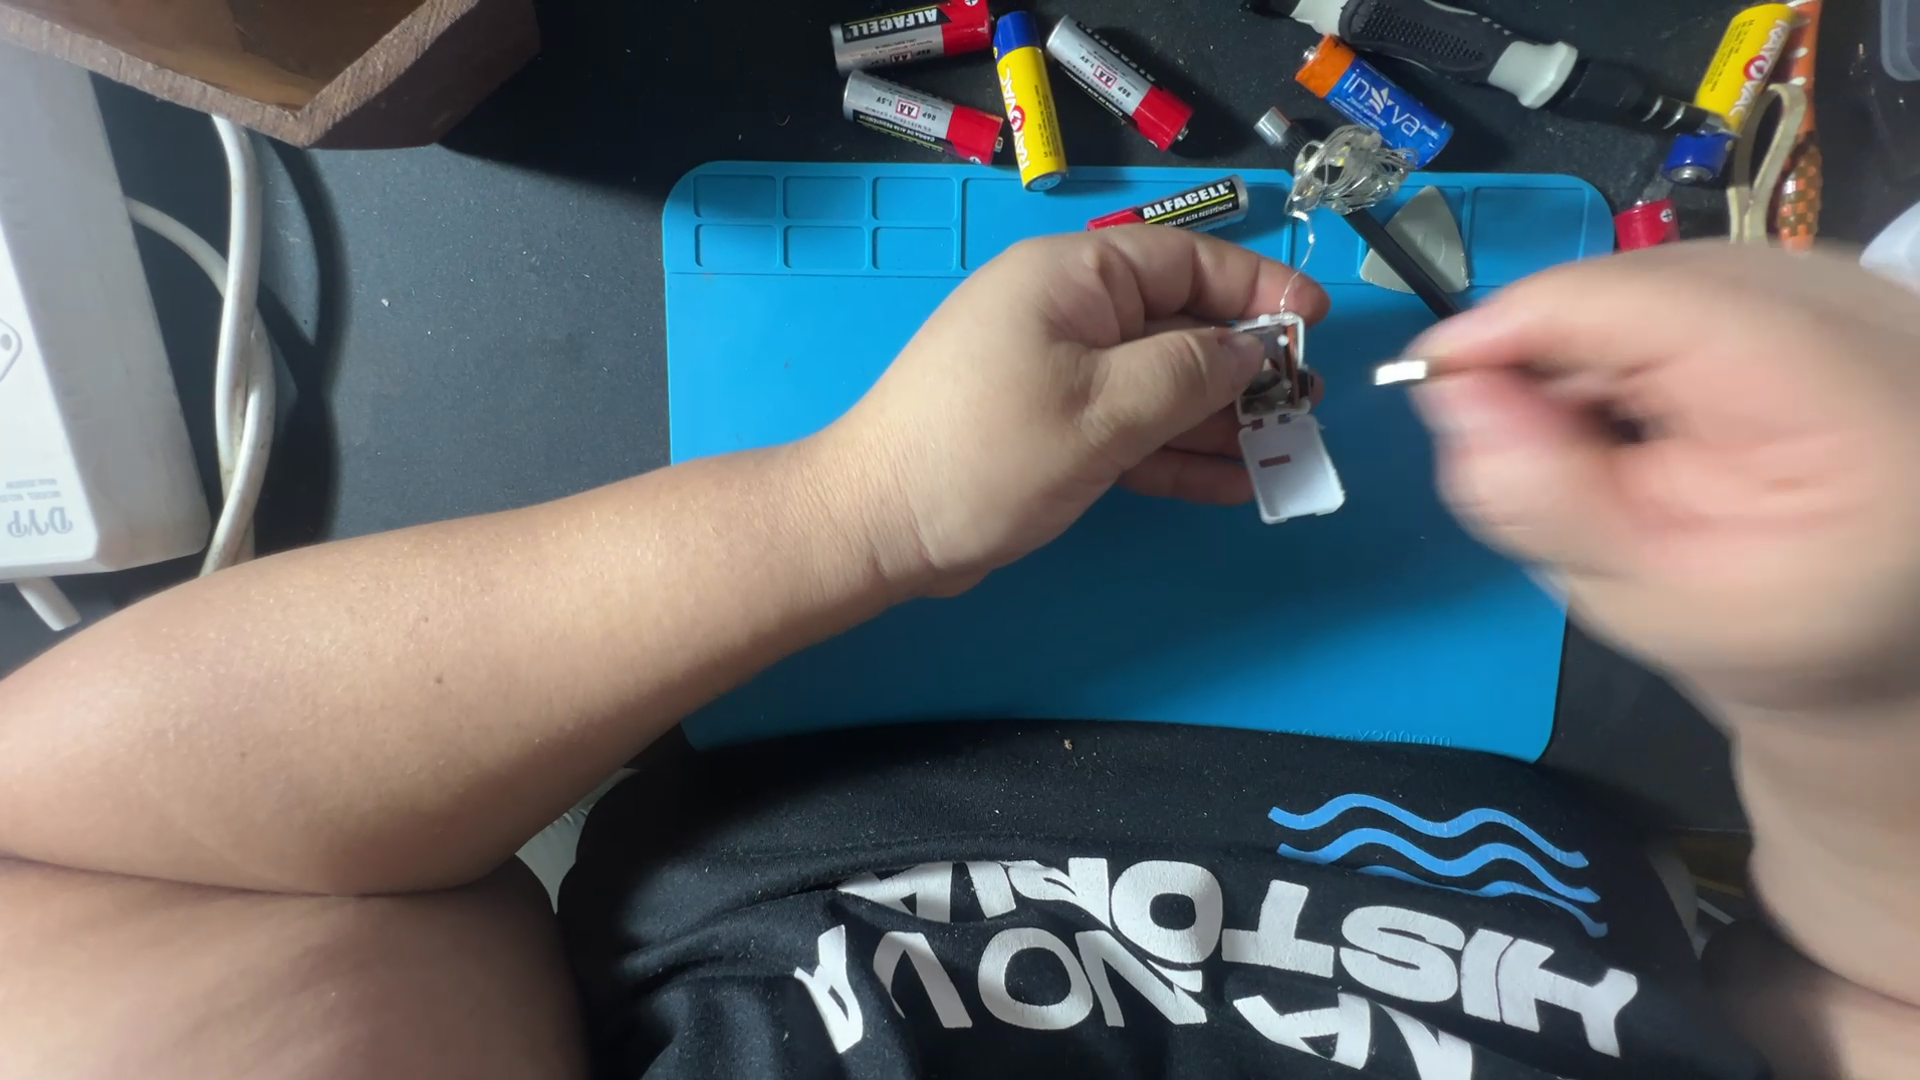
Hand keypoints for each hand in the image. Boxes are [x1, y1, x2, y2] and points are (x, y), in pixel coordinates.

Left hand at [820, 227, 1326, 596]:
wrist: (883, 527)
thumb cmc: (988, 454)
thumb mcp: (1101, 409)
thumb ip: (1187, 375)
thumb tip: (1251, 349)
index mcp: (1071, 281)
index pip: (1183, 263)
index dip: (1255, 288)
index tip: (1312, 324)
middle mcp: (1065, 320)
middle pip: (1174, 330)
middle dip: (1241, 370)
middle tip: (1303, 408)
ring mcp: (1057, 380)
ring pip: (1154, 390)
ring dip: (1214, 423)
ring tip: (1283, 452)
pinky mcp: (1050, 434)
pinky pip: (1126, 434)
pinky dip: (1172, 458)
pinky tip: (1229, 483)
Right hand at [1405, 243, 1919, 715]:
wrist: (1861, 617)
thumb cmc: (1749, 621)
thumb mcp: (1624, 589)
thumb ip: (1533, 497)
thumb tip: (1450, 392)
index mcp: (1848, 407)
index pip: (1655, 302)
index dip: (1520, 320)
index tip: (1428, 370)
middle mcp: (1873, 320)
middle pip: (1642, 278)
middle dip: (1537, 344)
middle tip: (1496, 429)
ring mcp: (1851, 299)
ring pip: (1647, 277)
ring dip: (1568, 349)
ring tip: (1565, 436)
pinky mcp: (1820, 299)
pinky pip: (1671, 289)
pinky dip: (1604, 346)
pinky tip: (1611, 410)